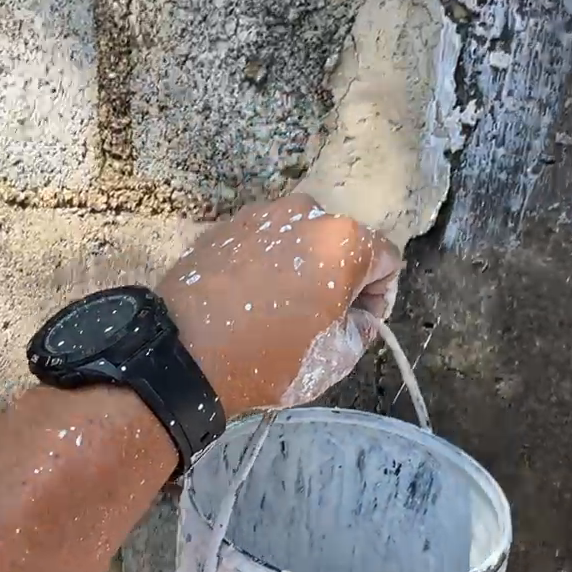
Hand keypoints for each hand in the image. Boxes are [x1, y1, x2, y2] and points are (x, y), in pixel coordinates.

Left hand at [158, 195, 401, 416]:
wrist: (185, 353)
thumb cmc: (270, 357)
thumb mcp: (337, 358)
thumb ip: (363, 328)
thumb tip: (358, 315)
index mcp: (343, 240)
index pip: (385, 260)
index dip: (378, 297)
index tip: (357, 323)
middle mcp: (306, 213)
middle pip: (342, 244)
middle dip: (340, 278)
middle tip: (319, 318)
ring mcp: (262, 214)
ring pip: (301, 240)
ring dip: (303, 269)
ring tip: (279, 309)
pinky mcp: (228, 225)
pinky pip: (265, 242)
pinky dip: (267, 265)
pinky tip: (251, 298)